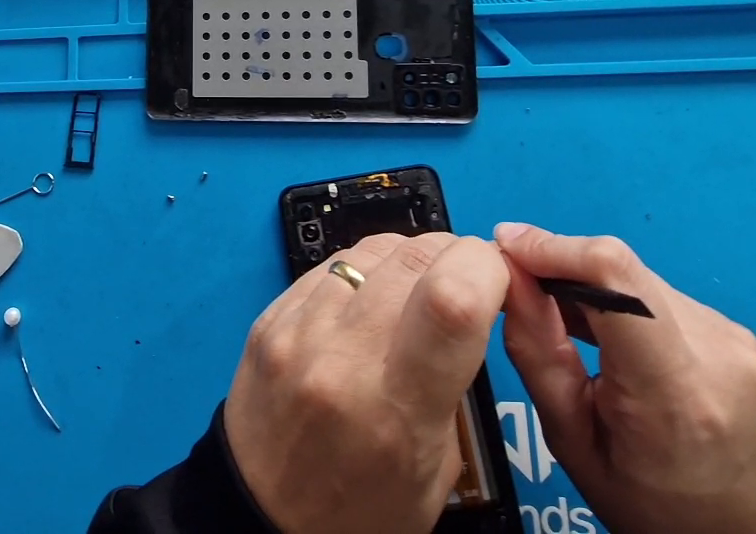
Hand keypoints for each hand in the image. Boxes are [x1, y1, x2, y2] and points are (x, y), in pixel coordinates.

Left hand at [224, 232, 508, 533]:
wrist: (257, 517)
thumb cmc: (361, 509)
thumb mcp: (438, 467)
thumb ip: (453, 375)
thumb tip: (468, 295)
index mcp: (395, 408)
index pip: (450, 301)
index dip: (484, 269)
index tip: (498, 279)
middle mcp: (341, 356)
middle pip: (411, 256)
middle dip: (452, 253)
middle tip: (463, 278)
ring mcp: (297, 330)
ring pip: (370, 249)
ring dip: (405, 258)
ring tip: (414, 289)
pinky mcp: (269, 316)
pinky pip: (330, 264)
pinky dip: (362, 270)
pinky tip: (368, 298)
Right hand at [495, 224, 755, 533]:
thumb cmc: (654, 503)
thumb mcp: (573, 443)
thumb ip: (536, 353)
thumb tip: (509, 275)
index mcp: (674, 391)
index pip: (617, 277)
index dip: (555, 248)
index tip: (507, 246)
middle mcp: (715, 349)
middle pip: (620, 271)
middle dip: (560, 267)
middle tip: (520, 292)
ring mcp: (732, 335)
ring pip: (635, 277)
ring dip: (588, 286)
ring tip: (563, 324)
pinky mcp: (734, 329)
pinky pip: (657, 293)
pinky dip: (619, 300)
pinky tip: (605, 333)